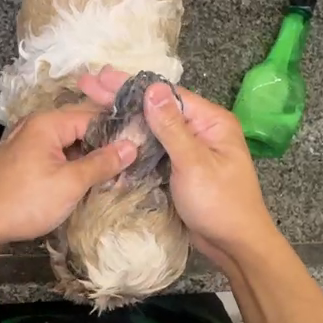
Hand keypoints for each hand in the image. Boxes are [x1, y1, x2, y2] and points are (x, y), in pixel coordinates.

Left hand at [0, 103, 135, 253]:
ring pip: (68, 143)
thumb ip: (102, 163)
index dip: (118, 130)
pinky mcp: (22, 160)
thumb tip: (132, 146)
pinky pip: (54, 155)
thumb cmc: (24, 201)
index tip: (141, 145)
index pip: (94, 115)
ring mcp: (27, 142)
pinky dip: (71, 165)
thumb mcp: (70, 184)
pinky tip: (86, 181)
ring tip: (115, 174)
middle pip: (80, 127)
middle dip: (105, 145)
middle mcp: (36, 125)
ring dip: (88, 157)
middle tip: (132, 163)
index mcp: (48, 122)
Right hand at [78, 68, 278, 264]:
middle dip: (123, 97)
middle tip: (87, 84)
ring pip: (153, 129)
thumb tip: (152, 88)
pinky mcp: (180, 168)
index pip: (166, 95)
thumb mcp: (194, 163)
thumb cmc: (220, 204)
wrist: (235, 245)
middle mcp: (201, 130)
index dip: (131, 84)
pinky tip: (111, 137)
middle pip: (157, 108)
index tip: (101, 76)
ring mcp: (190, 149)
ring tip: (92, 106)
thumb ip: (171, 127)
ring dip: (125, 119)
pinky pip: (154, 149)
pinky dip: (133, 143)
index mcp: (211, 121)